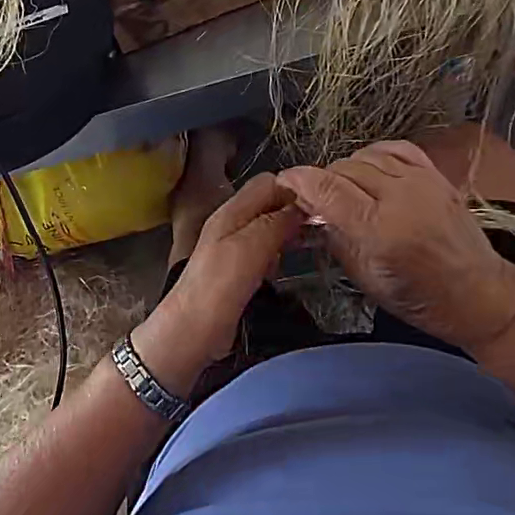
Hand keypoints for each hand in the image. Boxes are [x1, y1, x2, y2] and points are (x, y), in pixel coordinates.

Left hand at [133, 174, 303, 393]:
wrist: (192, 331)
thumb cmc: (218, 288)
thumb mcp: (250, 248)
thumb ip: (274, 223)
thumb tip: (301, 206)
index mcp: (232, 211)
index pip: (269, 183)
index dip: (295, 189)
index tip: (321, 204)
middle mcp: (232, 222)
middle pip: (270, 202)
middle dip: (295, 209)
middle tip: (322, 225)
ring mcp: (234, 245)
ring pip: (269, 225)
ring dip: (289, 230)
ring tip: (311, 241)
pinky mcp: (238, 268)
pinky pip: (265, 249)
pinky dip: (279, 251)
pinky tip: (287, 264)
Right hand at [279, 140, 514, 354]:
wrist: (481, 295)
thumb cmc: (419, 298)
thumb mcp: (365, 278)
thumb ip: (335, 237)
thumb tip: (310, 210)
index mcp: (380, 230)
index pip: (327, 188)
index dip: (298, 181)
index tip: (283, 183)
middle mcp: (400, 197)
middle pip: (342, 169)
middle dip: (321, 180)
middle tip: (314, 199)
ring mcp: (422, 182)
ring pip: (365, 156)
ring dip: (346, 169)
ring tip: (343, 189)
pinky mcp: (436, 175)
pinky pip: (395, 149)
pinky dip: (374, 155)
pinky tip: (368, 170)